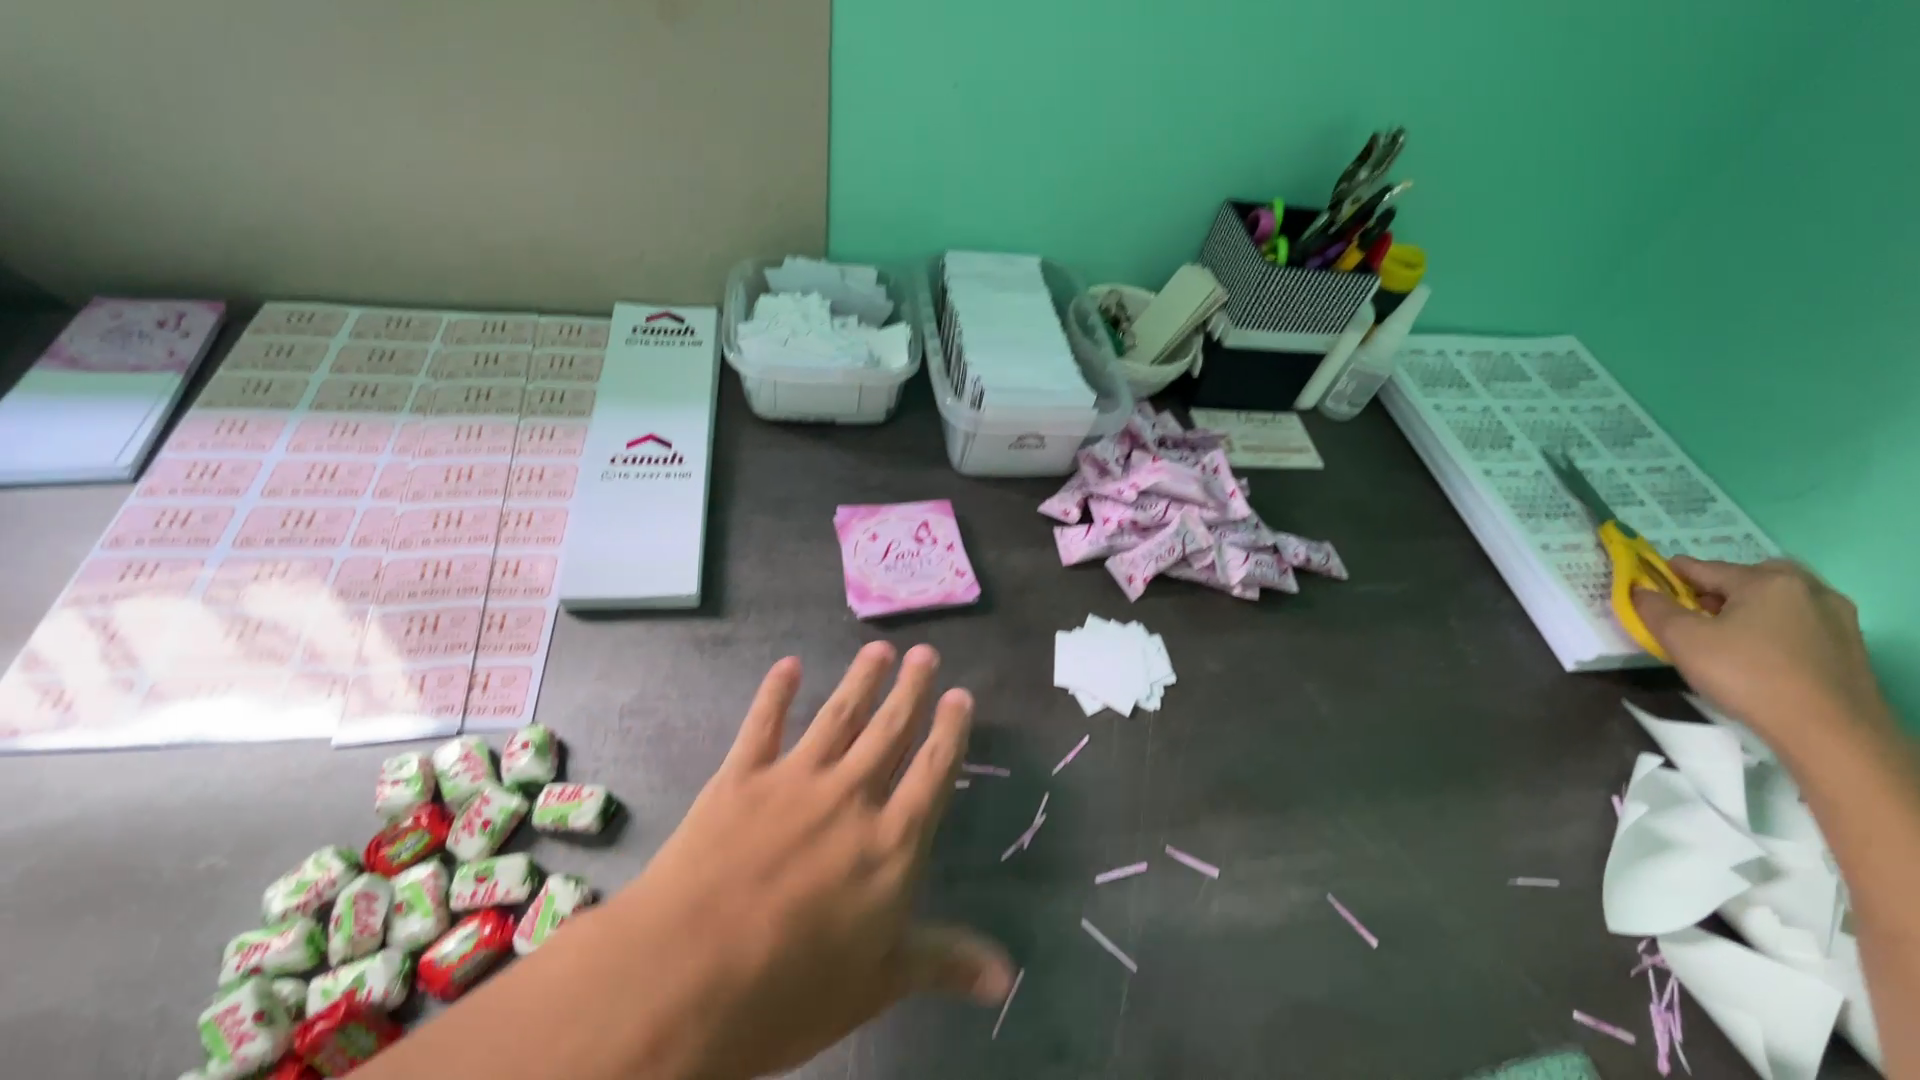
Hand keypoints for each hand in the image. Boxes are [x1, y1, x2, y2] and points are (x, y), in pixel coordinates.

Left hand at [600, 642, 1014, 1079]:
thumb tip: (1009, 977)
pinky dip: (776, 693)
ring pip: (837, 717)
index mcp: (891, 843)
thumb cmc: (791, 988)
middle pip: (889, 732)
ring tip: (878, 649)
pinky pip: (763, 725)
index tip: (960, 696)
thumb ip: (944, 962)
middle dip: (910, 691)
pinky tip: (788, 666)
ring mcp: (792, 781)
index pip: (932, 773)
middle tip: (925, 654)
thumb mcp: (879, 982)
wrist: (686, 974)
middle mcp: (849, 797)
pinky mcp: (738, 779)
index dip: (949, 732)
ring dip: (860, 681)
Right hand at [1632, 557, 1890, 743]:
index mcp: (1766, 581)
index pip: (1708, 568)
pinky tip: (1764, 651)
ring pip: (1781, 600)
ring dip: (1752, 606)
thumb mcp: (1683, 641)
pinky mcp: (1851, 646)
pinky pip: (1802, 622)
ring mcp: (1837, 617)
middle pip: (1752, 577)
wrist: (1829, 731)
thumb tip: (1640, 589)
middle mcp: (1808, 589)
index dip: (1676, 571)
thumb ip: (1655, 609)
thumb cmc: (1747, 675)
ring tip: (1729, 631)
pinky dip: (1777, 626)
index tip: (1655, 575)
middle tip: (1697, 609)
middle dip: (1722, 587)